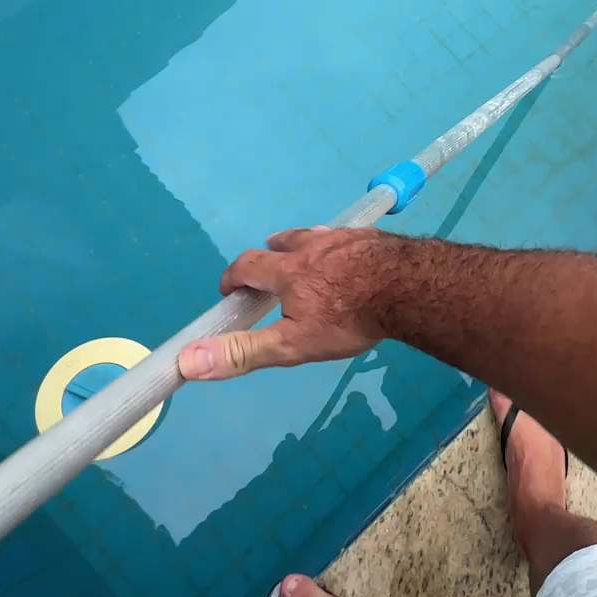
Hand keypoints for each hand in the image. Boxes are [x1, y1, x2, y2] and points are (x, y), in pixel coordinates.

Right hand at [179, 227, 403, 379]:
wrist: (410, 287)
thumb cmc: (349, 318)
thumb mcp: (293, 344)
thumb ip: (243, 351)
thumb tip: (186, 361)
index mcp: (289, 270)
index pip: (248, 265)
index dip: (233, 276)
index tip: (229, 290)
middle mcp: (314, 246)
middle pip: (283, 242)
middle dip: (270, 255)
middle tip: (270, 269)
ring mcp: (347, 237)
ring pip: (317, 235)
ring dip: (305, 245)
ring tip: (308, 258)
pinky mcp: (375, 237)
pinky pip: (350, 237)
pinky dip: (341, 246)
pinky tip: (354, 258)